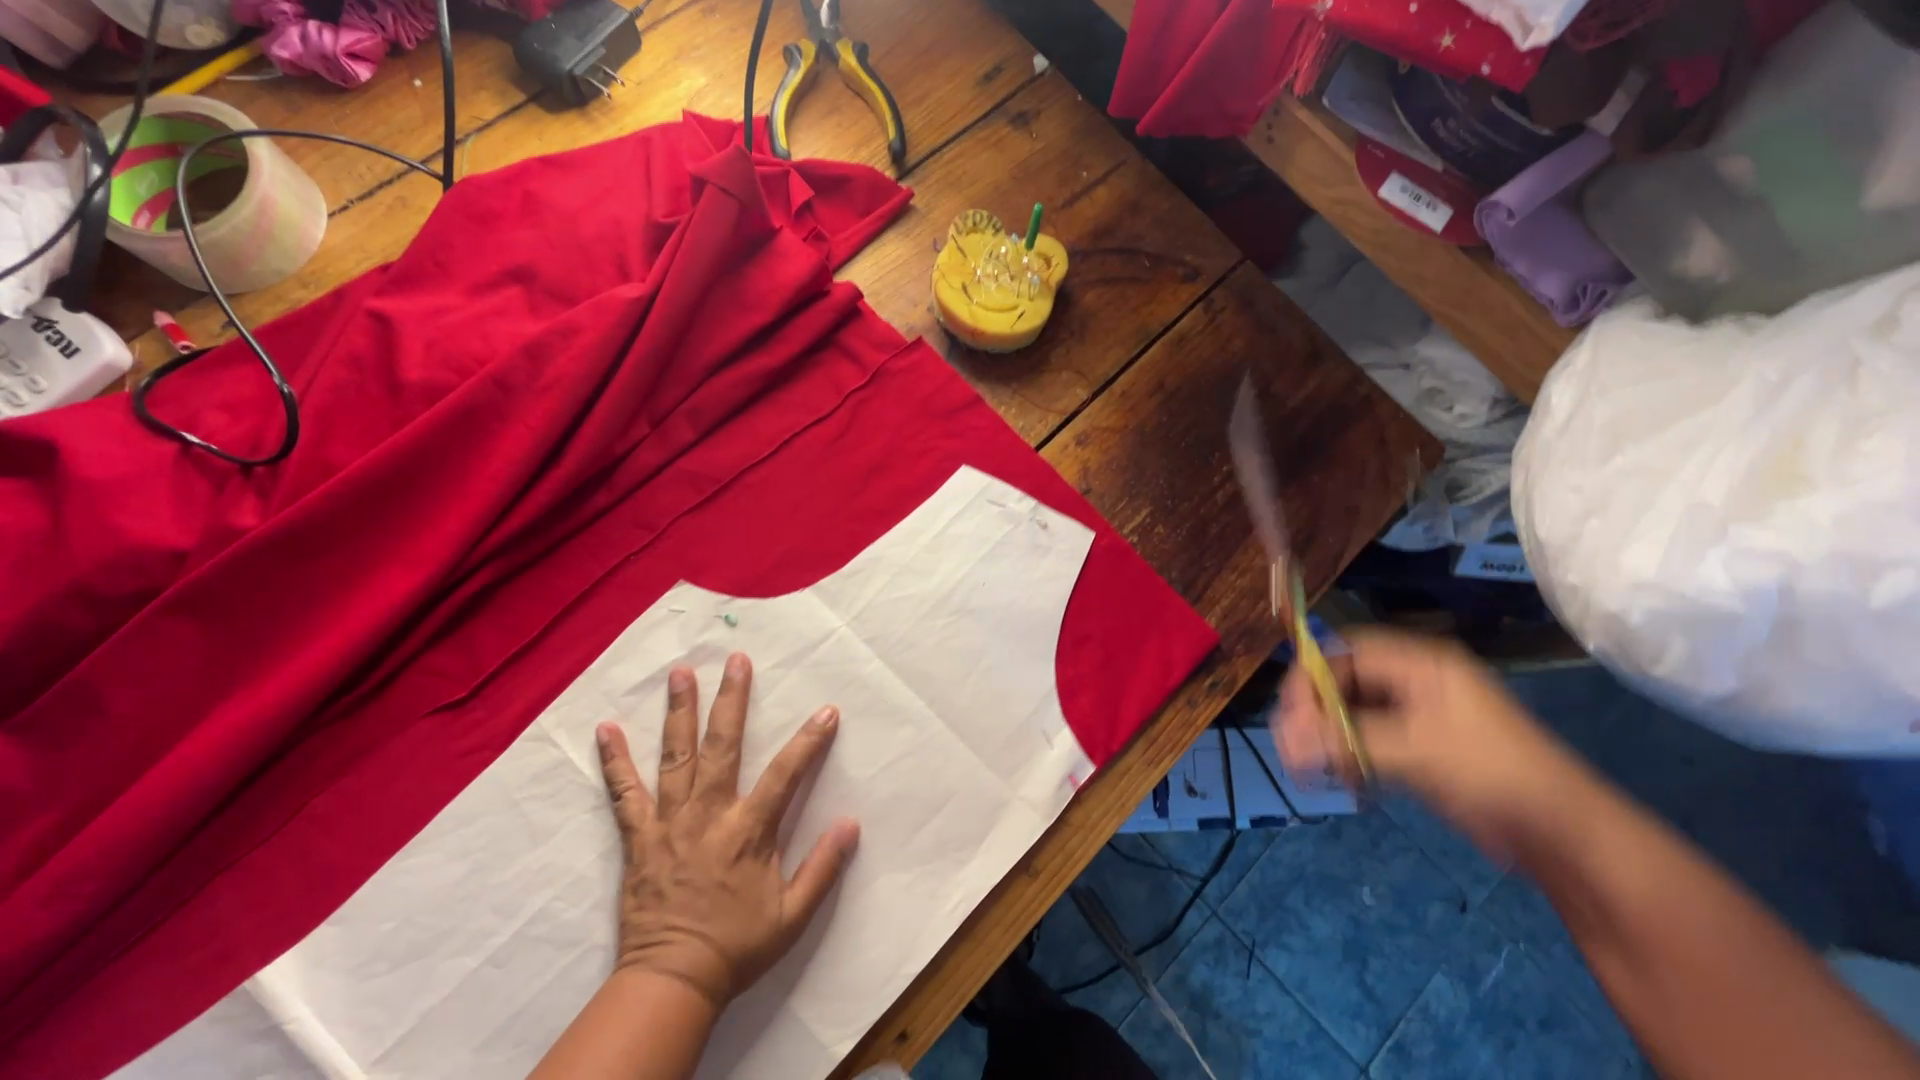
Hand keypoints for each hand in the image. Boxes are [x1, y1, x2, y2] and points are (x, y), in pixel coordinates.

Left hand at [595, 652, 859, 1009]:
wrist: (673, 978)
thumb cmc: (737, 946)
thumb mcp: (793, 915)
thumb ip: (823, 867)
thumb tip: (851, 823)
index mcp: (748, 832)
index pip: (785, 775)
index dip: (808, 741)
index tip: (826, 711)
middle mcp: (709, 815)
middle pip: (723, 746)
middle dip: (732, 700)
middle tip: (736, 659)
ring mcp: (670, 823)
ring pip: (676, 757)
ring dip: (679, 712)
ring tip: (680, 673)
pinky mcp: (639, 837)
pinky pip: (624, 794)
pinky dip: (614, 761)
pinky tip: (606, 729)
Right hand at [1270, 629, 1582, 854]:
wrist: (1557, 830)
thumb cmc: (1491, 772)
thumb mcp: (1415, 750)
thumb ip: (1346, 740)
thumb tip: (1283, 739)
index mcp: (1421, 665)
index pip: (1346, 653)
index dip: (1311, 678)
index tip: (1288, 715)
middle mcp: (1415, 683)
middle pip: (1346, 683)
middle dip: (1317, 714)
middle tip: (1294, 750)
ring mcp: (1418, 717)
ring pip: (1354, 715)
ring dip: (1330, 740)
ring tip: (1314, 771)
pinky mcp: (1420, 750)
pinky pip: (1369, 743)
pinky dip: (1350, 758)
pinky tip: (1346, 783)